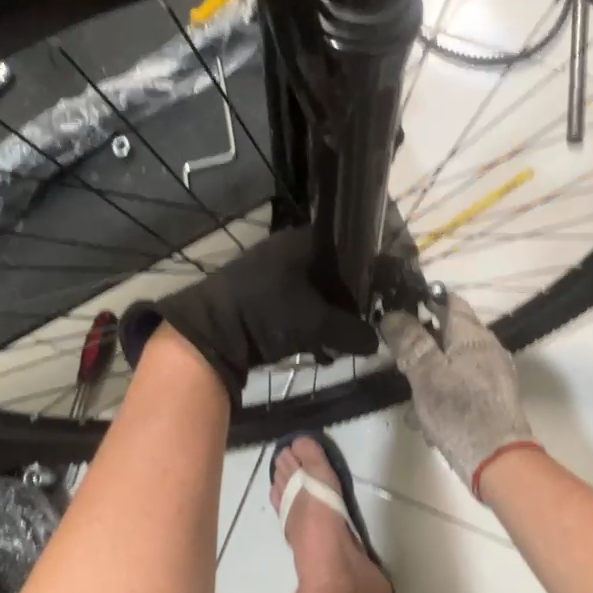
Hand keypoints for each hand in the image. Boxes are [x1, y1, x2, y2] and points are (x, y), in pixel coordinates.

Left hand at [120, 228, 376, 399]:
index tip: (382, 297)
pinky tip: (320, 351)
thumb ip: (351, 331)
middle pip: (332, 274)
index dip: (368, 273)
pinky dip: (309, 326)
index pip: (350, 249)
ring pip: (313, 293)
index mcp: (304, 241)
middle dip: (348, 302)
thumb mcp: (316, 322)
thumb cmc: (268, 312)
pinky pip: (295, 308)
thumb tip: (376, 343)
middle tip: (364, 324)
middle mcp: (288, 250)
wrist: (210, 331)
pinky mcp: (259, 296)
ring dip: (329, 318)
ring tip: (343, 344)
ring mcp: (270, 272)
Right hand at [379, 296, 535, 494]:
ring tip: (408, 399)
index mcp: (474, 335)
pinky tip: (426, 420)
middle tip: (396, 358)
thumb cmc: (460, 411)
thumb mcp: (426, 374)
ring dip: (428, 377)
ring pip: (452, 366)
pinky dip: (442, 398)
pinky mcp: (491, 402)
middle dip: (422, 344)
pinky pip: (461, 390)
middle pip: (450, 335)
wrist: (496, 460)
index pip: (450, 301)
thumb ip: (410, 342)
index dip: (426, 299)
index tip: (399, 305)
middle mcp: (488, 350)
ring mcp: (492, 377)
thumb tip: (393, 314)